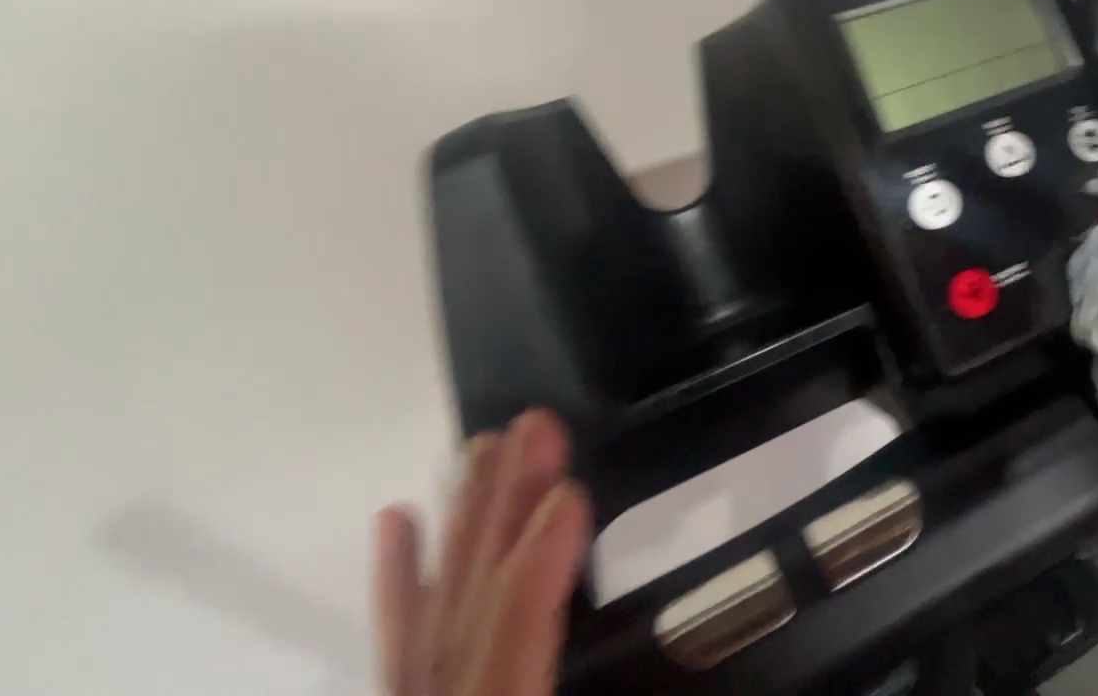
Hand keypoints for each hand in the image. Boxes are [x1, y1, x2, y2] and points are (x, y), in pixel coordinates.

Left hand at [372, 410, 592, 695]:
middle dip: (503, 507)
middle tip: (535, 428)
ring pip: (434, 605)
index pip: (512, 631)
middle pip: (469, 600)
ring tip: (483, 446)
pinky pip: (394, 640)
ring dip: (463, 519)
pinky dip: (395, 578)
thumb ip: (613, 689)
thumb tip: (704, 653)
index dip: (541, 561)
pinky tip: (396, 518)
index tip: (570, 492)